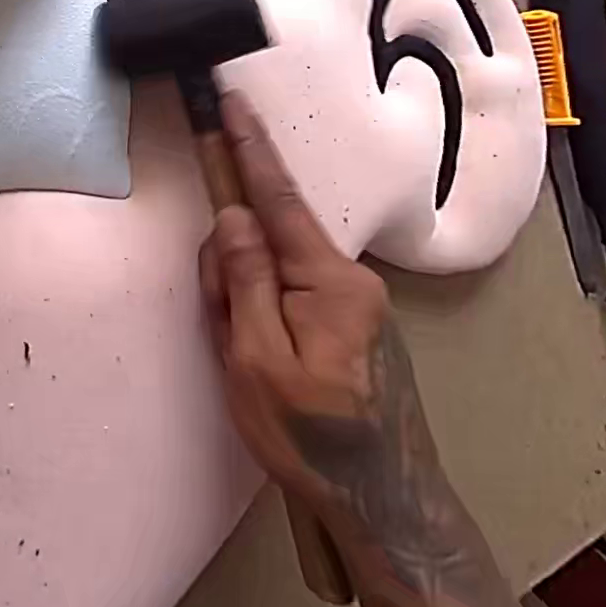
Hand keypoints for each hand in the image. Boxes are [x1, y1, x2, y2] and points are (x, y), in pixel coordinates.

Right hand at [201, 92, 520, 606]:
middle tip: (221, 322)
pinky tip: (260, 351)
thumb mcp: (255, 358)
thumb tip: (232, 216)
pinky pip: (288, 290)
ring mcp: (352, 298)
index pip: (277, 198)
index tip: (235, 102)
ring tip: (242, 353)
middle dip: (229, 265)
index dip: (250, 148)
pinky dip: (259, 308)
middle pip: (267, 238)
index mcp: (327, 280)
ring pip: (274, 267)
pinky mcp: (348, 317)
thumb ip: (243, 279)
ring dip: (242, 296)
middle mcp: (346, 277)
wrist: (384, 504)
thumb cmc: (311, 434)